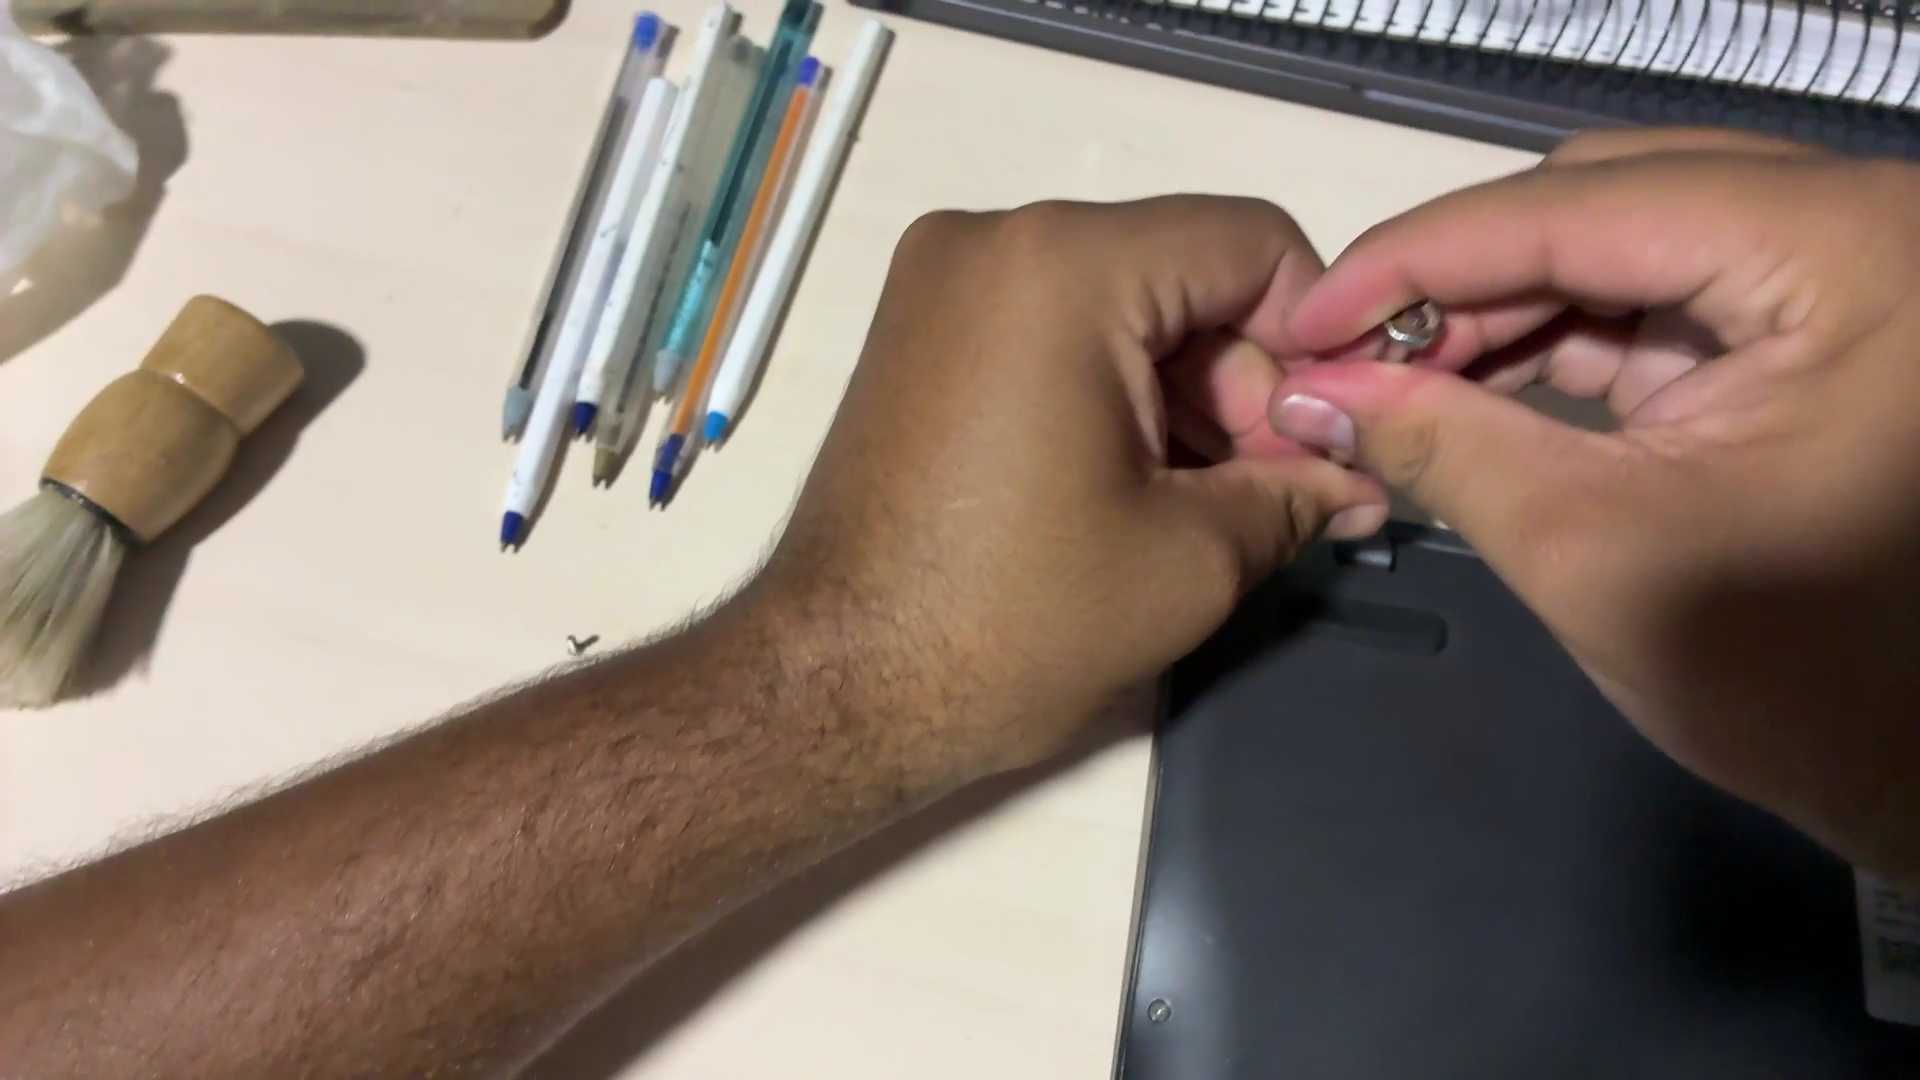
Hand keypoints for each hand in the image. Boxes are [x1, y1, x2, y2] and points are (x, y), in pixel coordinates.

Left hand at [756, 197, 1387, 783]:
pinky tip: (1137, 483)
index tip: (1328, 431)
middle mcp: (987, 243)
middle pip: (1176, 280)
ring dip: (1179, 401)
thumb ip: (1294, 492)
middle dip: (1242, 386)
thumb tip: (1353, 476)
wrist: (838, 682)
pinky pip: (1047, 339)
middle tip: (1277, 489)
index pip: (1250, 245)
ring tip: (1213, 503)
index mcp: (1061, 265)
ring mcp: (937, 290)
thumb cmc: (1011, 624)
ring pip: (1113, 313)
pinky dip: (1108, 398)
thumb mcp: (1188, 561)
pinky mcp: (917, 343)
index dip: (1314, 338)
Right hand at [1268, 129, 1919, 877]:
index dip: (1407, 261)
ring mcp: (1825, 278)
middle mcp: (1850, 231)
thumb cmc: (1792, 670)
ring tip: (1381, 388)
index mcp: (1847, 256)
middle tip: (1339, 366)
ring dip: (1471, 319)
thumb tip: (1304, 398)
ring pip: (1596, 250)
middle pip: (1585, 207)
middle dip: (1438, 289)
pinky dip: (1520, 347)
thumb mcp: (1581, 547)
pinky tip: (1449, 393)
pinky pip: (1622, 304)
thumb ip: (1433, 447)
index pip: (1571, 207)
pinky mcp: (1789, 334)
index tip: (1303, 326)